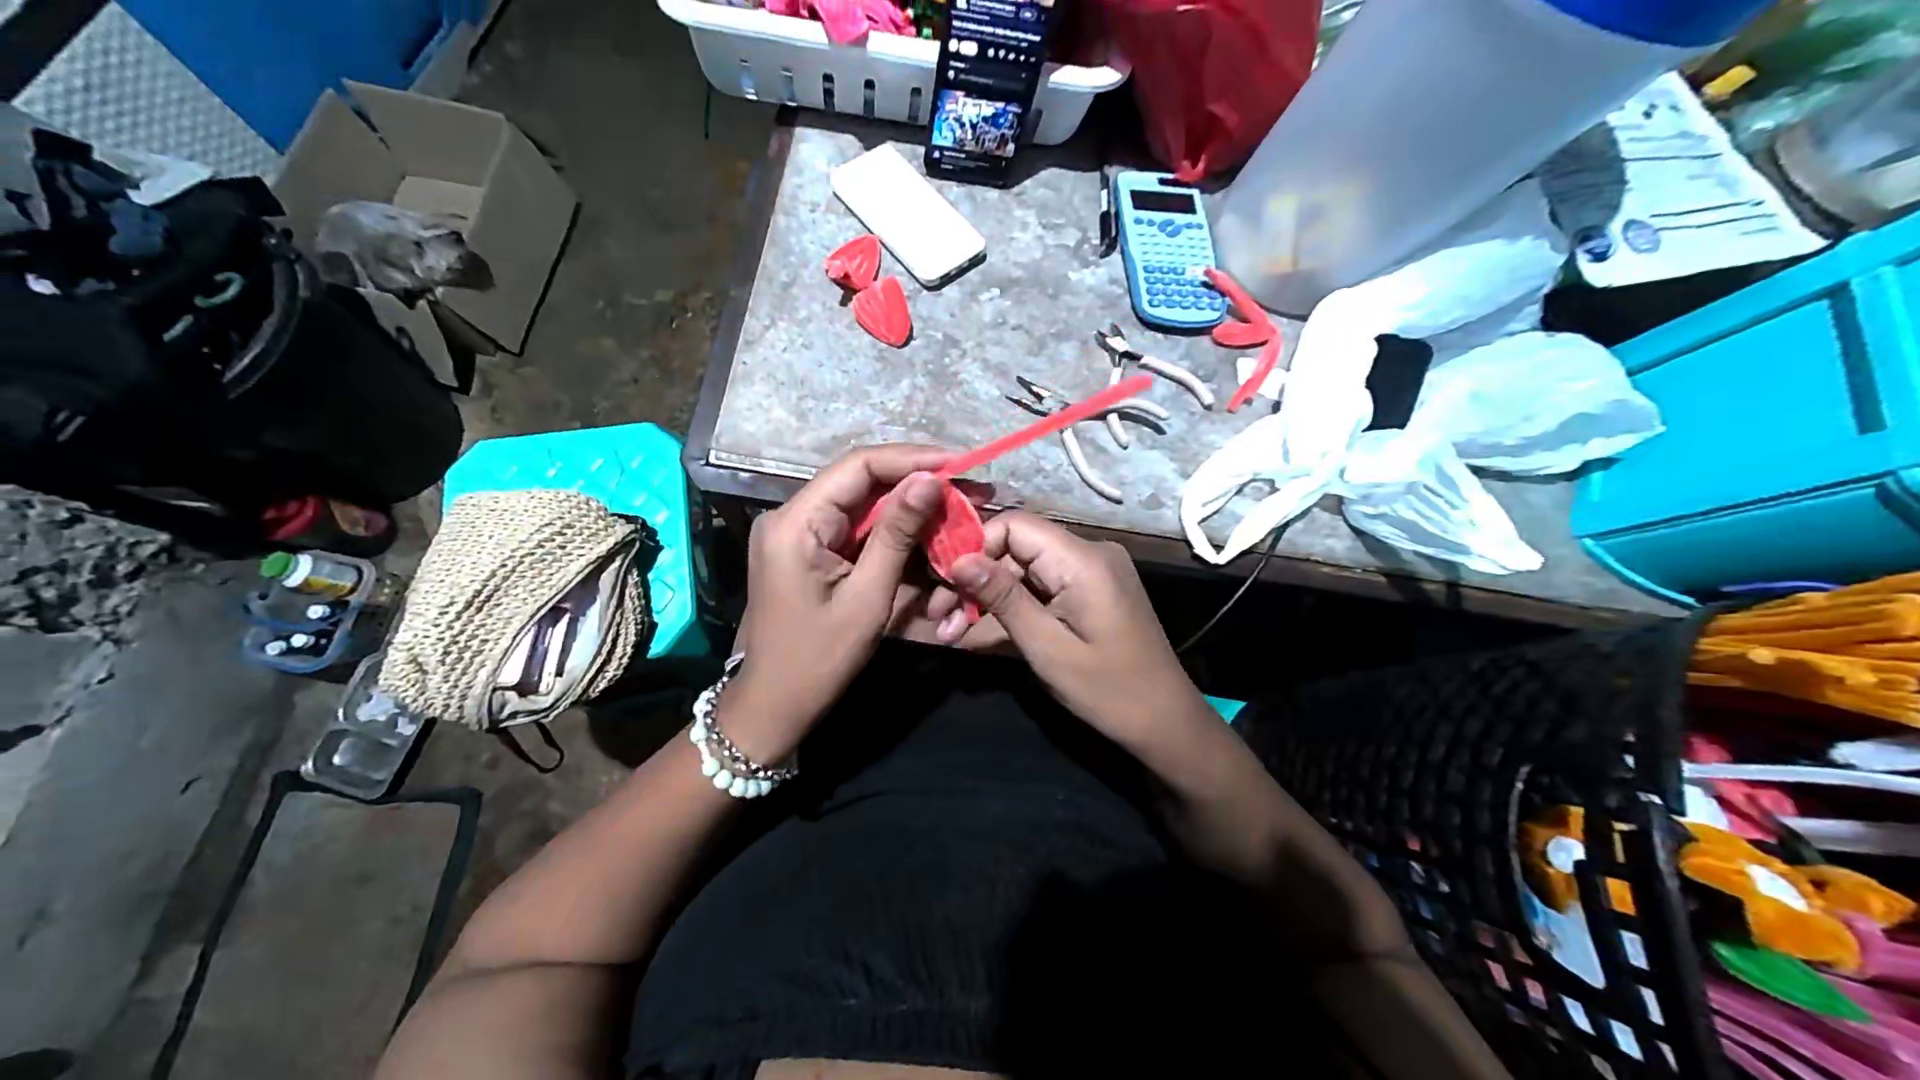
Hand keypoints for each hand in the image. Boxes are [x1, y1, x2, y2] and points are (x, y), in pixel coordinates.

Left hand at [724, 445, 953, 759]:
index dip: (911, 459)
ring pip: (859, 501)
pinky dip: (889, 526)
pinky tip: (925, 525)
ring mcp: (795, 530)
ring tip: (956, 502)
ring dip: (907, 503)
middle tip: (968, 486)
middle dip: (915, 481)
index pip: (858, 466)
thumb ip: (897, 534)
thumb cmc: (819, 659)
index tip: (959, 463)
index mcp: (794, 523)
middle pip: (859, 480)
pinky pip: (852, 524)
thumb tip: (931, 480)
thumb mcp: (867, 597)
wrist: (774, 702)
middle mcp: (789, 515)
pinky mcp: (805, 547)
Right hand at [947, 512, 1211, 746]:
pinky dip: (1014, 604)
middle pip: (1016, 547)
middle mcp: (1089, 552)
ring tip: (953, 631)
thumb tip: (957, 559)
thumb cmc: (1107, 690)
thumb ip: (1002, 598)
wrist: (1164, 720)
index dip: (974, 547)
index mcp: (1083, 559)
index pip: (1014, 525)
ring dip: (989, 596)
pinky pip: (1042, 584)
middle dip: (976, 579)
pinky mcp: (1090, 588)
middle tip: (942, 619)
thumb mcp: (1046, 647)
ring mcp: (1092, 569)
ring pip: (1024, 568)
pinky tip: (982, 630)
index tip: (944, 584)